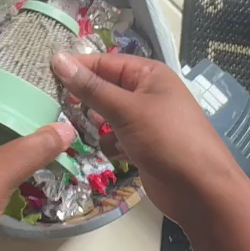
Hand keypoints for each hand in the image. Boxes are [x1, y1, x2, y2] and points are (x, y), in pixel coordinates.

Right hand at [50, 52, 249, 226]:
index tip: (47, 73)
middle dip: (85, 98)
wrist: (202, 192)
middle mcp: (147, 93)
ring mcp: (146, 120)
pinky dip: (109, 143)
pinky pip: (115, 137)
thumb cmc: (168, 140)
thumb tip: (58, 59)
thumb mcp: (126, 110)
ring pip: (107, 114)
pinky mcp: (143, 145)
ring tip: (81, 131)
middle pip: (105, 88)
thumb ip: (90, 87)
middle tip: (57, 106)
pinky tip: (109, 152)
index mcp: (148, 74)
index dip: (77, 67)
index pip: (105, 62)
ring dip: (95, 124)